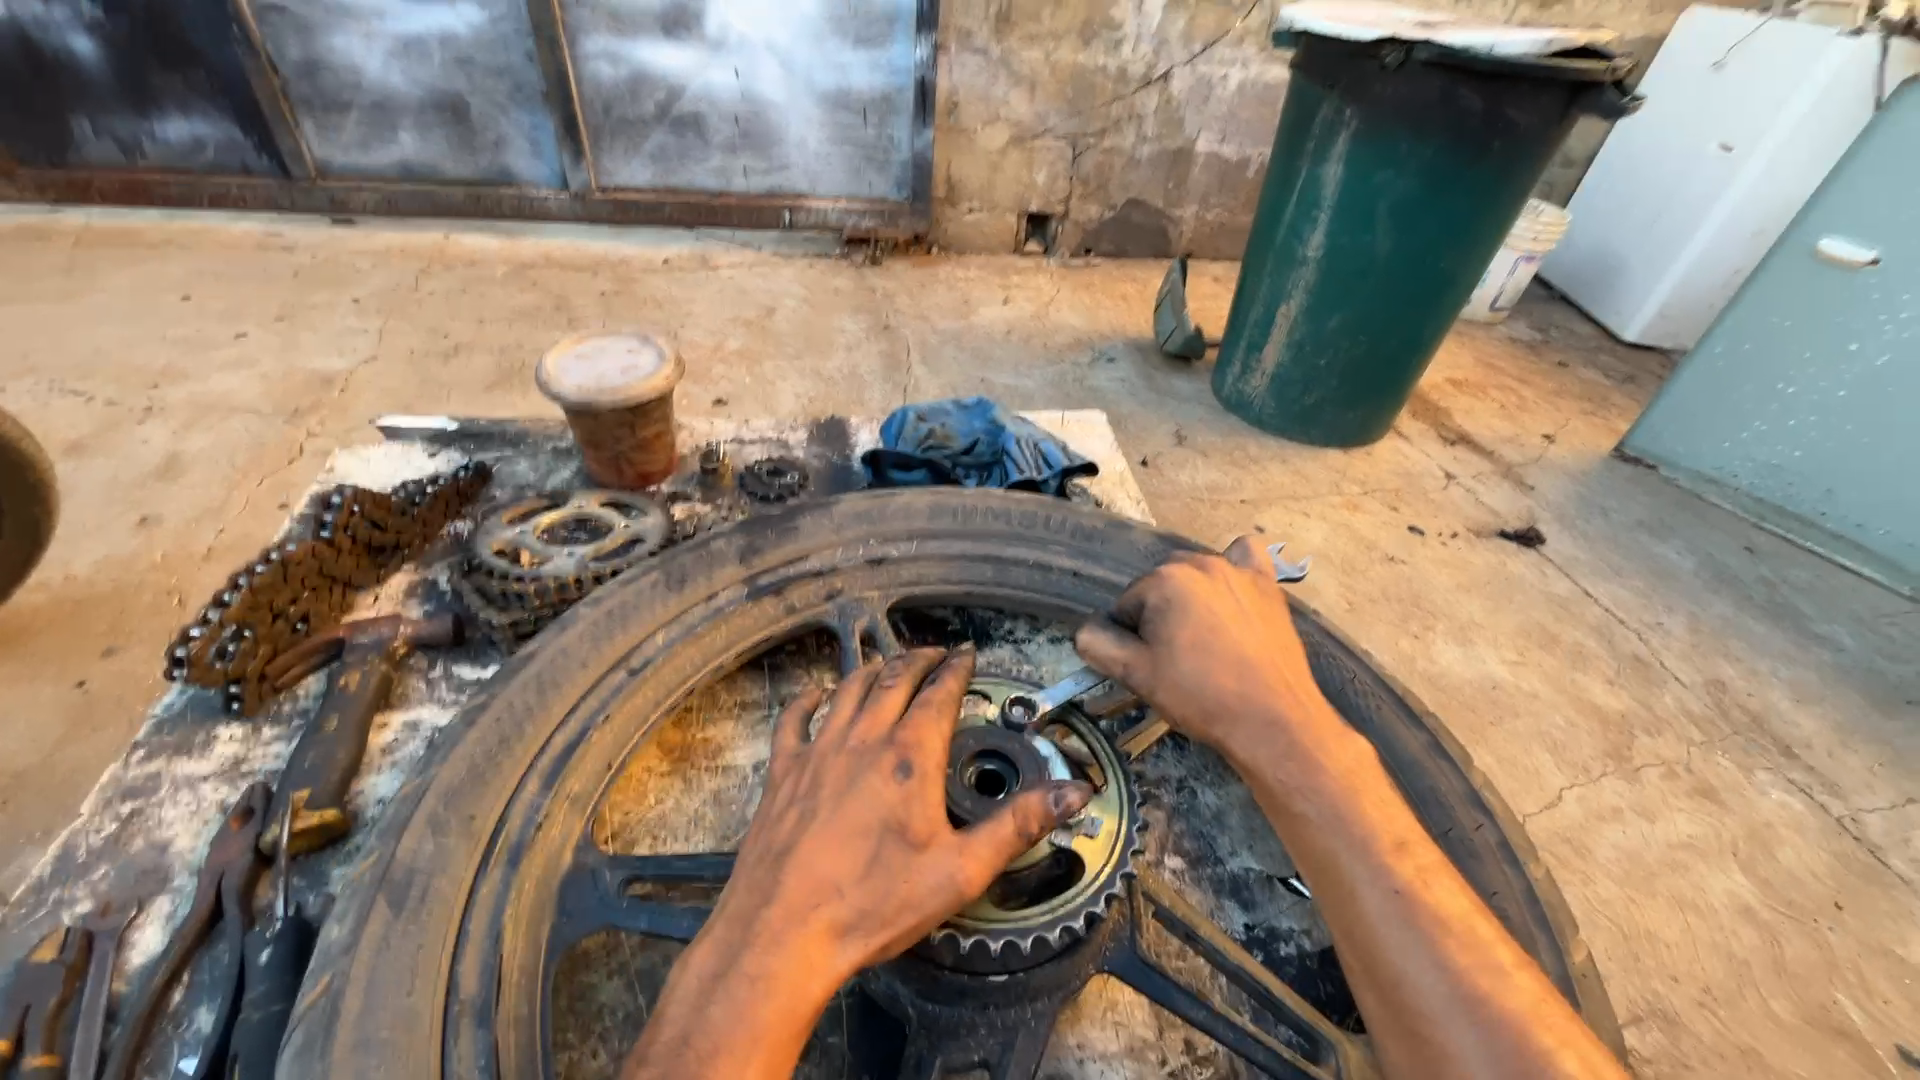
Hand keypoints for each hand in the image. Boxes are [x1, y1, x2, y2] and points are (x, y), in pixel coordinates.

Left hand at [713, 645, 1093, 990]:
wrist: (783, 932)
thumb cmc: (874, 904)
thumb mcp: (962, 871)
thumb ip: (1019, 824)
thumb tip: (1075, 792)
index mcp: (910, 757)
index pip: (940, 693)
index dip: (957, 668)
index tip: (967, 653)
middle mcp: (863, 741)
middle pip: (894, 679)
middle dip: (919, 659)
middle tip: (935, 653)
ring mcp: (818, 752)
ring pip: (848, 690)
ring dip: (873, 670)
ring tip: (889, 664)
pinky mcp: (783, 773)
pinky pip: (794, 721)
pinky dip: (808, 700)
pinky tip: (817, 694)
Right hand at [1073, 536, 1352, 769]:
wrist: (1271, 720)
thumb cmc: (1200, 696)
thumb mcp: (1136, 674)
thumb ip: (1099, 644)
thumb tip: (1086, 630)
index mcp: (1164, 581)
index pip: (1127, 605)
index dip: (1131, 638)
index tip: (1150, 666)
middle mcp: (1200, 563)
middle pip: (1158, 586)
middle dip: (1158, 615)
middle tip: (1173, 657)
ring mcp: (1237, 571)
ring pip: (1194, 575)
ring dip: (1189, 599)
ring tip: (1202, 640)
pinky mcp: (1267, 585)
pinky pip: (1244, 557)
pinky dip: (1232, 569)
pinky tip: (1230, 594)